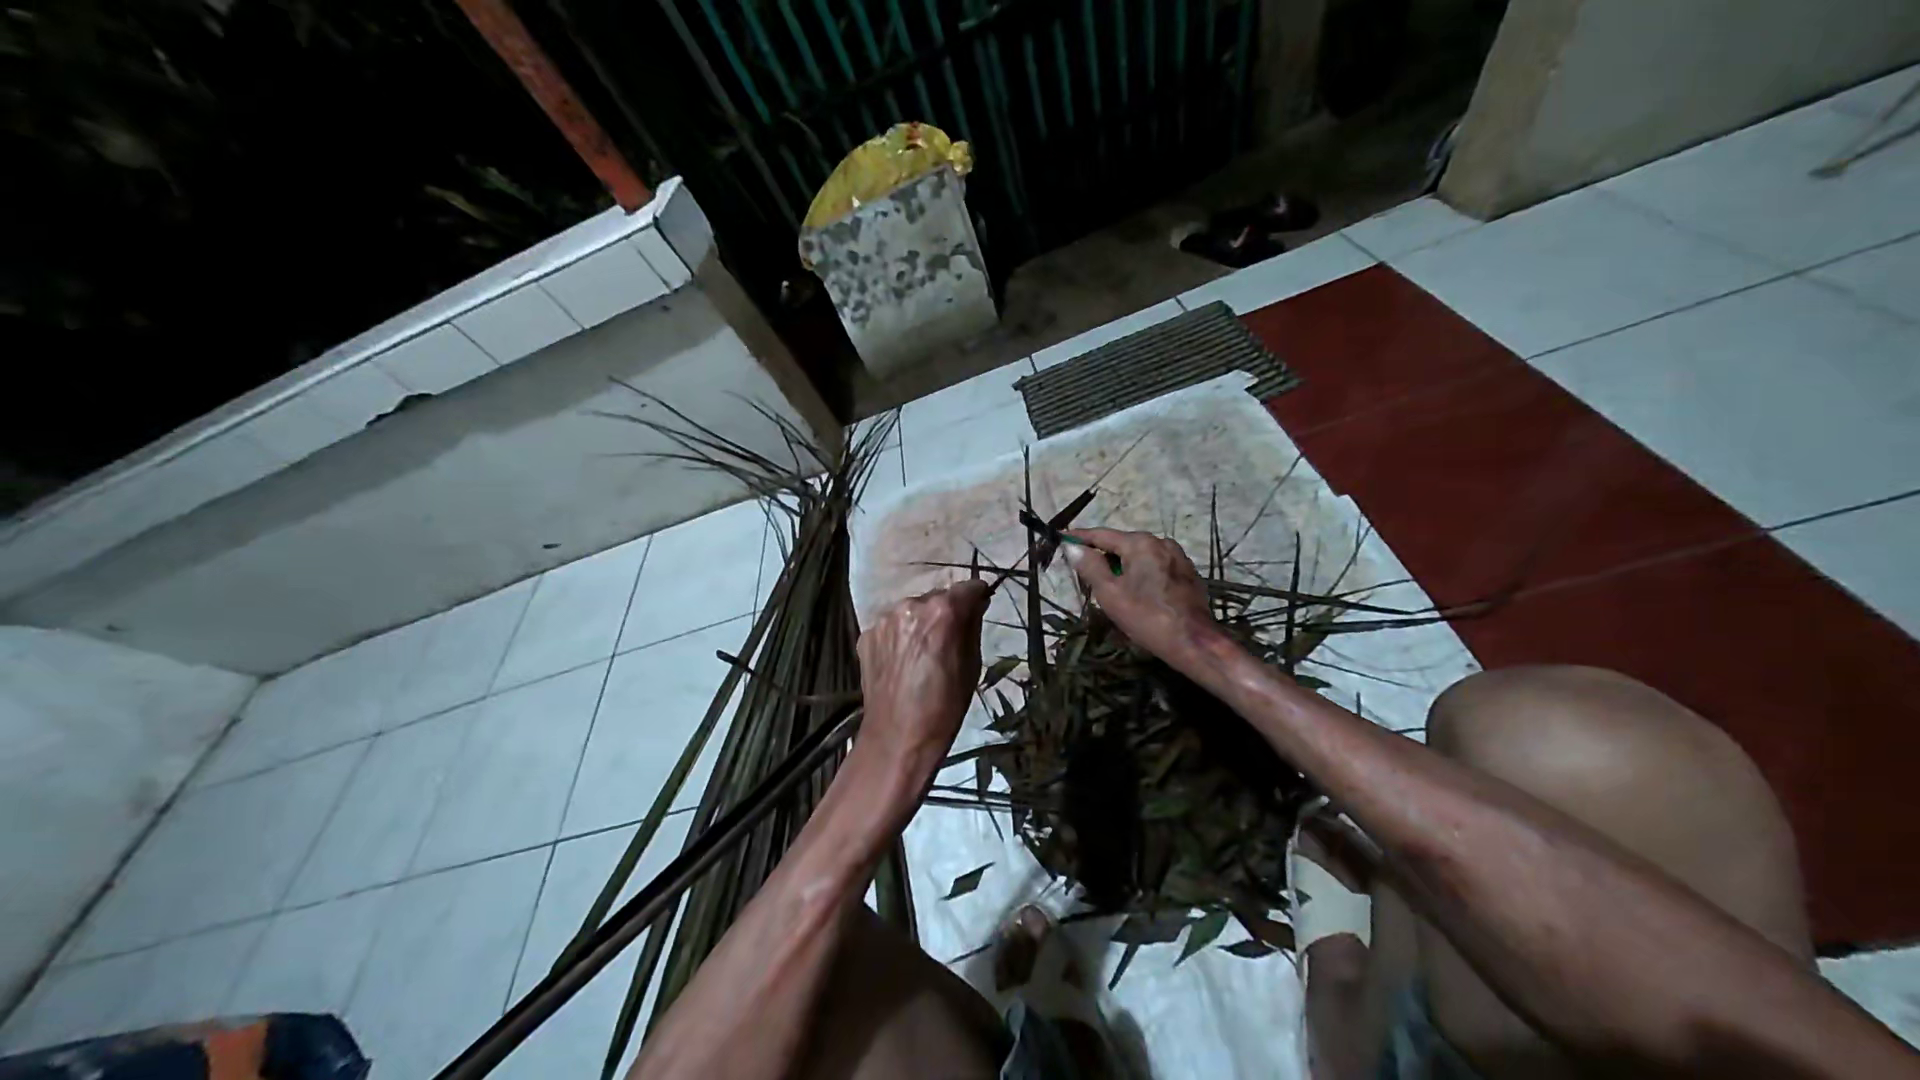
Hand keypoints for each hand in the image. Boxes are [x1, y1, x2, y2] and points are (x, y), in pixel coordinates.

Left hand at [855, 580, 989, 775]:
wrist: (898, 737)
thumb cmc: (945, 705)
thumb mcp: (971, 665)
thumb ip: (972, 626)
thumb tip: (976, 604)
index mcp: (942, 612)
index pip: (967, 588)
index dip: (976, 596)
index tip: (979, 605)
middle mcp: (910, 606)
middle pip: (936, 598)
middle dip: (945, 612)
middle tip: (947, 640)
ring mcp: (884, 620)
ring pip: (911, 611)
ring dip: (919, 623)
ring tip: (921, 654)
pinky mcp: (867, 635)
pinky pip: (891, 627)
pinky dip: (899, 637)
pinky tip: (901, 662)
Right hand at [1063, 528, 1219, 665]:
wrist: (1193, 641)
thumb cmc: (1146, 616)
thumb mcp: (1110, 592)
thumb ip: (1090, 566)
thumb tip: (1073, 546)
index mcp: (1140, 543)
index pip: (1102, 534)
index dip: (1080, 537)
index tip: (1062, 537)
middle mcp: (1161, 542)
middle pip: (1122, 544)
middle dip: (1103, 555)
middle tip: (1083, 570)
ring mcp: (1178, 556)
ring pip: (1140, 556)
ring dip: (1123, 566)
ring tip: (1109, 584)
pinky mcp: (1188, 573)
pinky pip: (1156, 566)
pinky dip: (1141, 573)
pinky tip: (1136, 592)